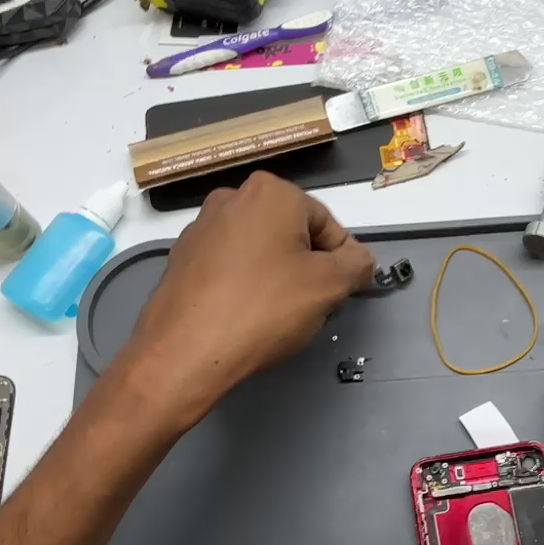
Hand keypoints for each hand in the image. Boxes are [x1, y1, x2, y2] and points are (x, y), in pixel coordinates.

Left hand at [114, 172, 375, 422]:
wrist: (185, 351)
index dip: (343, 262)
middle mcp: (232, 199)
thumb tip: (361, 260)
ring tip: (278, 317)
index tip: (343, 293)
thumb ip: (356, 265)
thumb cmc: (263, 309)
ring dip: (278, 279)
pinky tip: (247, 319)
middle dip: (308, 269)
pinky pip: (231, 267)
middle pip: (292, 235)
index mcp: (271, 193)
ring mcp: (202, 228)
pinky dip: (246, 287)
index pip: (328, 225)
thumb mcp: (328, 286)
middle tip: (311, 308)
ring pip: (261, 251)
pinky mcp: (182, 259)